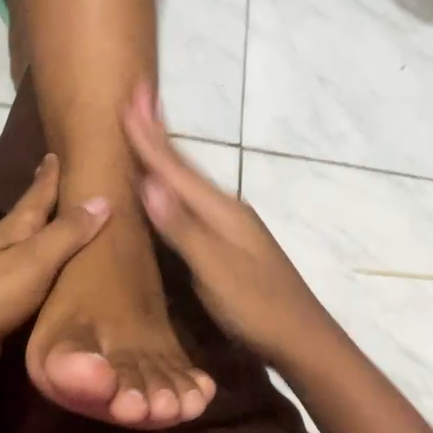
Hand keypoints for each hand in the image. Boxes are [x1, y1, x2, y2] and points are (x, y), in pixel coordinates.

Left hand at [0, 154, 110, 388]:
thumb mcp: (32, 262)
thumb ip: (67, 233)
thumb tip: (103, 198)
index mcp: (15, 228)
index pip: (39, 191)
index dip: (51, 171)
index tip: (63, 148)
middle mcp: (7, 245)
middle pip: (36, 216)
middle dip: (54, 198)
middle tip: (76, 181)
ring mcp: (1, 275)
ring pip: (35, 248)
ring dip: (54, 236)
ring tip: (78, 227)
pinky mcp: (1, 304)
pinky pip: (35, 280)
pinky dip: (50, 273)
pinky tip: (61, 278)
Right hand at [121, 84, 338, 365]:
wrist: (303, 339)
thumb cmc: (258, 308)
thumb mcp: (217, 271)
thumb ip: (184, 229)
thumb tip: (148, 182)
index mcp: (220, 211)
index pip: (175, 167)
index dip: (148, 135)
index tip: (129, 97)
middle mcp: (225, 208)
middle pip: (183, 164)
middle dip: (157, 130)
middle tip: (137, 93)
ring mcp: (229, 223)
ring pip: (188, 178)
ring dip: (165, 150)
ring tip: (147, 124)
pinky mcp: (228, 239)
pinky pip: (192, 196)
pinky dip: (174, 178)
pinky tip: (169, 184)